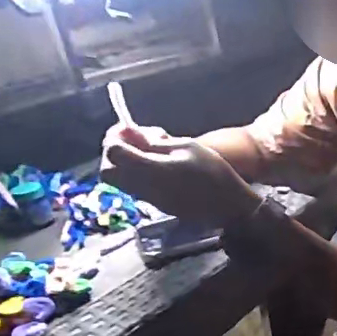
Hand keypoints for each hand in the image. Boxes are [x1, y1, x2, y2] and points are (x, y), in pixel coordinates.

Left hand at [100, 123, 259, 226]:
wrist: (229, 205)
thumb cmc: (213, 172)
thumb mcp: (187, 146)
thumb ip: (154, 142)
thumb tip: (130, 134)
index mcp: (151, 170)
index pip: (112, 153)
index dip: (116, 137)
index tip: (130, 130)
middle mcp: (143, 187)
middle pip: (107, 171)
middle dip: (115, 153)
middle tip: (134, 141)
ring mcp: (148, 199)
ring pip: (119, 181)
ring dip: (125, 164)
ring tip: (150, 152)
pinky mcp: (156, 205)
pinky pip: (134, 188)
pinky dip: (137, 174)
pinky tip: (158, 166)